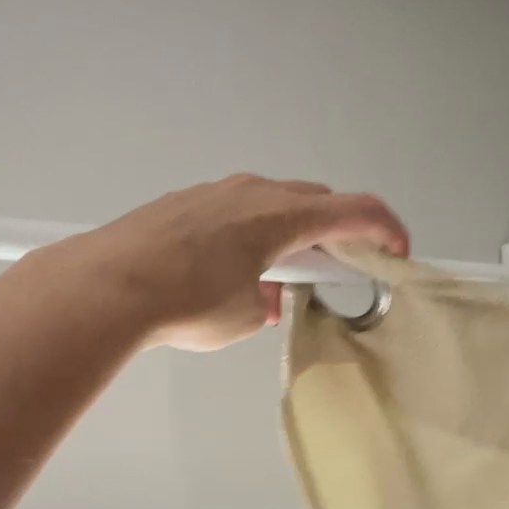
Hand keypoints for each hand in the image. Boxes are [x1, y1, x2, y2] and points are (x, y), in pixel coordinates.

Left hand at [26, 174, 408, 351]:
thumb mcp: (246, 315)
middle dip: (338, 232)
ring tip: (284, 278)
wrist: (108, 286)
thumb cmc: (186, 301)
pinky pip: (237, 213)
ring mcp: (216, 193)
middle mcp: (254, 193)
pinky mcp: (185, 204)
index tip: (399, 252)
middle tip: (343, 267)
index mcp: (283, 216)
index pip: (356, 210)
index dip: (387, 230)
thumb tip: (264, 296)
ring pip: (274, 205)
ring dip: (291, 235)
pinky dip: (253, 237)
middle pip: (316, 202)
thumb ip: (269, 301)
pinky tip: (237, 273)